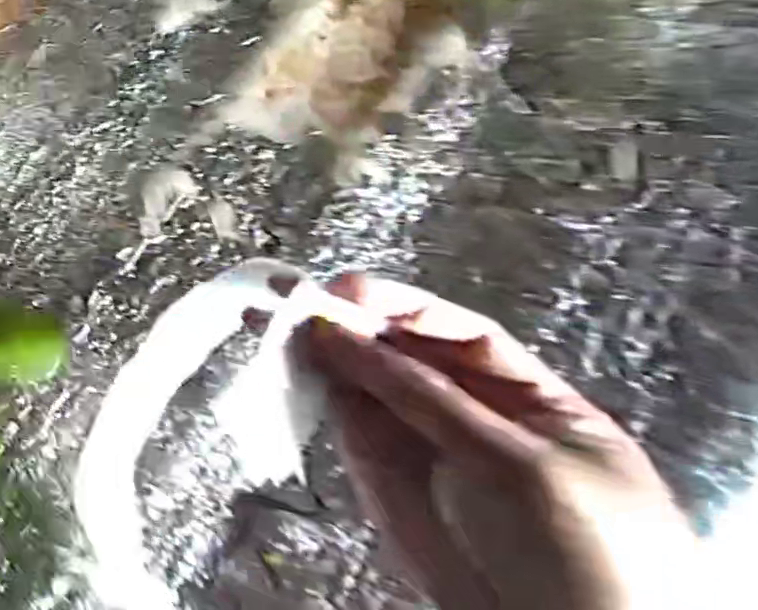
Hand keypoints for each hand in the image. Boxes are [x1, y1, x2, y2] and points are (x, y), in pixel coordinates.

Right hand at [306, 274, 696, 609]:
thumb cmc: (578, 551)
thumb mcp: (514, 463)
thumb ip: (420, 392)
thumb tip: (330, 328)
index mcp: (528, 399)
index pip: (456, 332)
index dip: (399, 304)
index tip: (342, 288)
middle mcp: (464, 404)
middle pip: (396, 343)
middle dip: (341, 315)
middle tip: (284, 291)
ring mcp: (415, 430)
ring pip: (355, 370)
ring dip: (308, 340)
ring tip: (260, 315)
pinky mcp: (373, 456)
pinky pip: (336, 405)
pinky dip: (302, 378)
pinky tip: (273, 356)